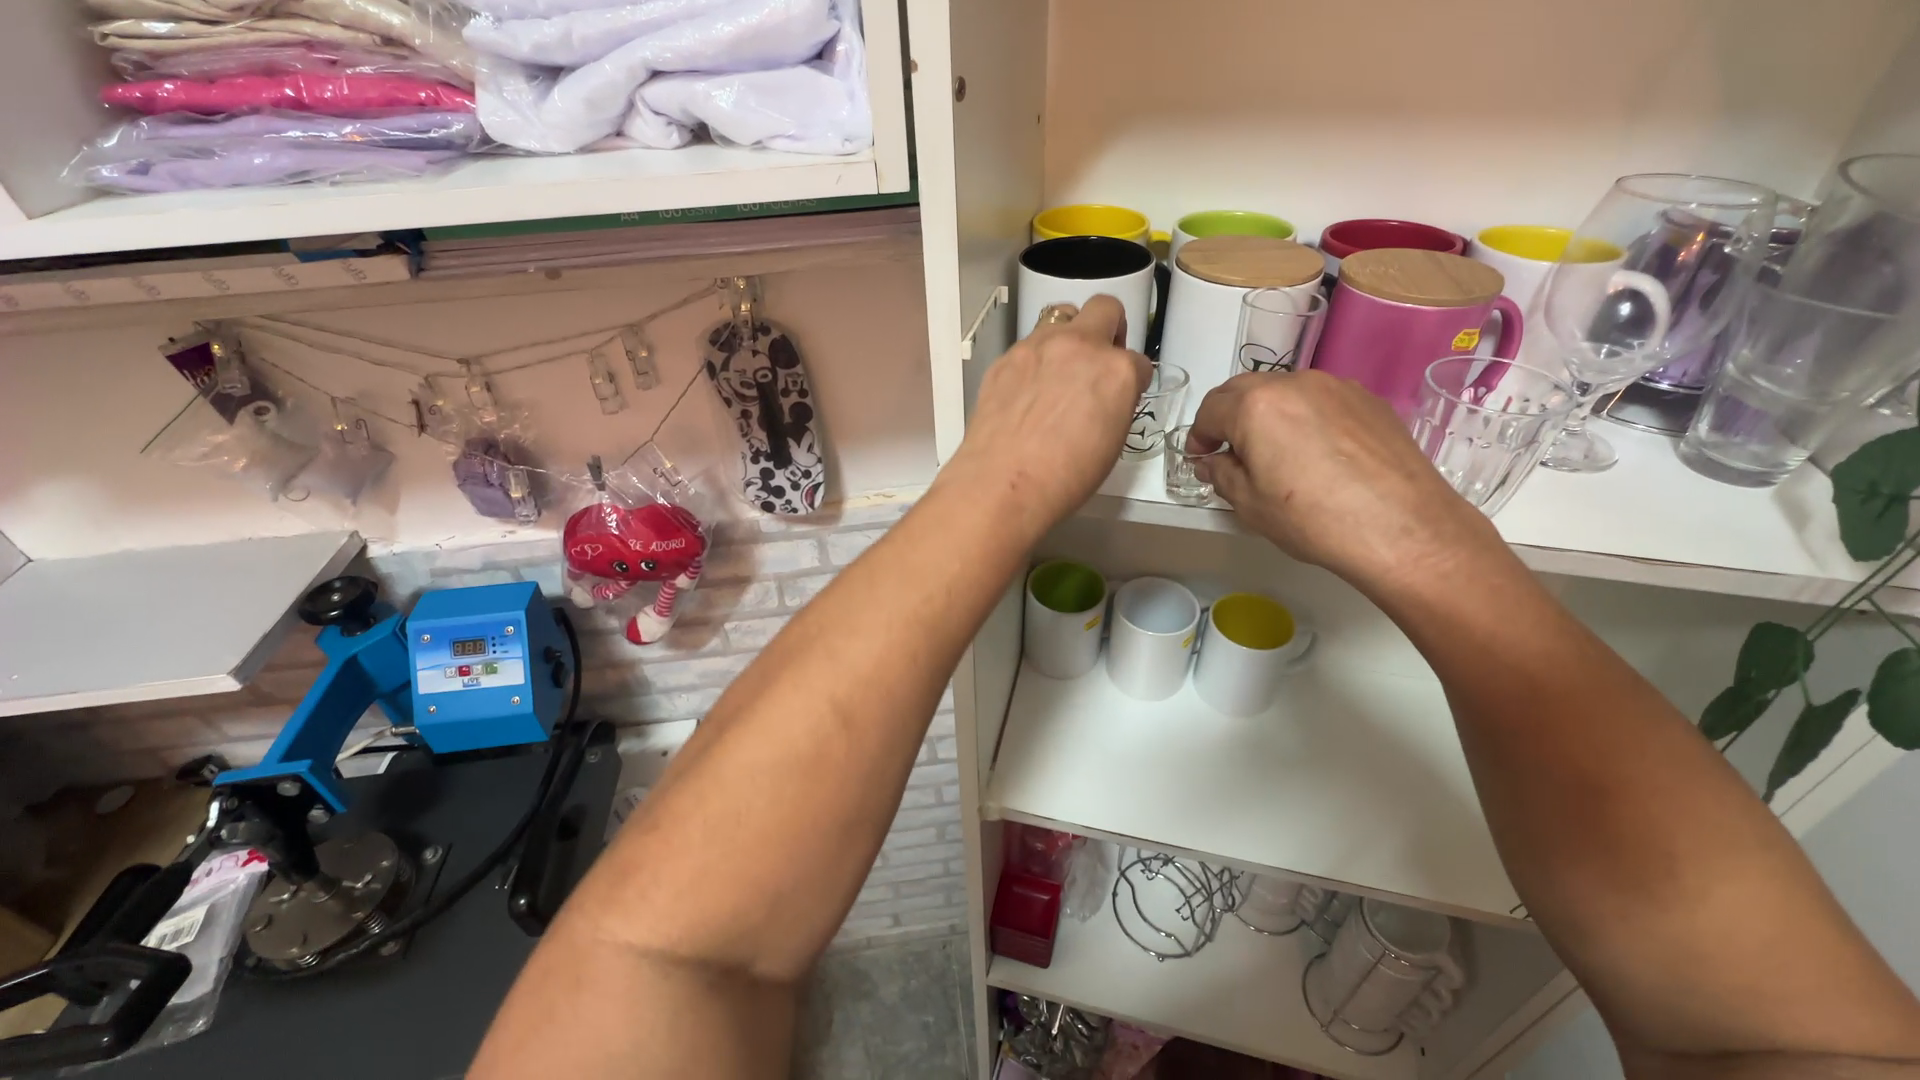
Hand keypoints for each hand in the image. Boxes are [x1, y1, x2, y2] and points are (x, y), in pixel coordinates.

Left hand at [940, 294, 1150, 535]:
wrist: (1002, 485)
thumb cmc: (1064, 478)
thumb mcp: (1112, 443)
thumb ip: (1116, 404)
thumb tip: (1108, 396)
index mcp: (1116, 371)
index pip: (1137, 361)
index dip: (1132, 380)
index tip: (1122, 394)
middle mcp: (1079, 346)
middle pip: (1105, 308)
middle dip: (1109, 327)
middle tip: (1100, 358)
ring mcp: (1037, 347)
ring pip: (1061, 319)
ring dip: (1068, 339)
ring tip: (1059, 376)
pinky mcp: (1006, 358)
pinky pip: (1028, 346)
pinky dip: (1035, 361)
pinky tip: (1027, 393)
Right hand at [1190, 371, 1504, 591]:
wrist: (1402, 527)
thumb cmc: (1314, 519)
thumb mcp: (1250, 506)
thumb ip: (1222, 475)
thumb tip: (1212, 462)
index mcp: (1256, 406)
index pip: (1211, 409)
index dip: (1199, 434)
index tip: (1201, 457)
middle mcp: (1294, 384)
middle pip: (1246, 390)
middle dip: (1230, 417)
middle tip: (1229, 452)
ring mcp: (1337, 387)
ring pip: (1286, 392)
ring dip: (1269, 415)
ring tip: (1275, 454)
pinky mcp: (1369, 400)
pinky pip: (1322, 401)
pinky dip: (1307, 418)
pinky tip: (1317, 454)